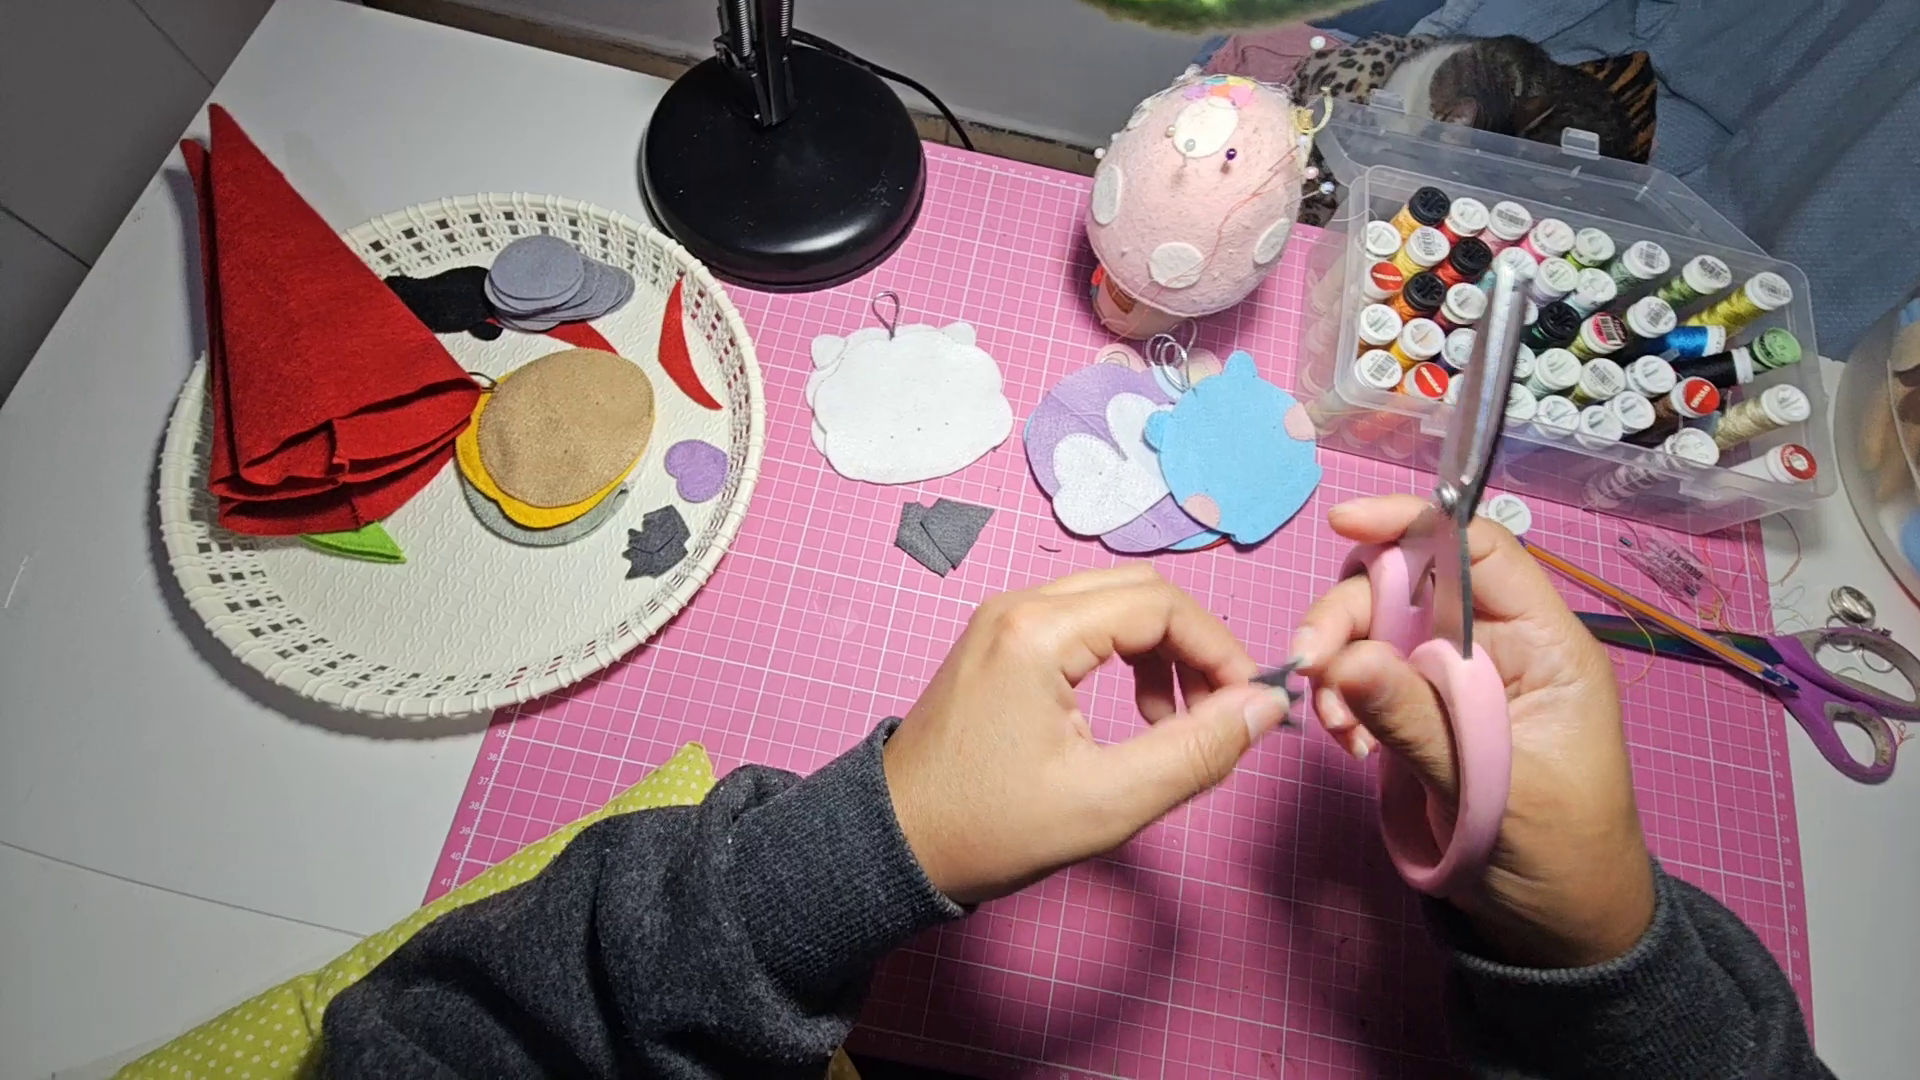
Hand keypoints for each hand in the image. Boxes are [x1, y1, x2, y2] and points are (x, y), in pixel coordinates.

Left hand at [883, 564, 1289, 904]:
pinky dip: (1121, 653)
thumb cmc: (991, 826)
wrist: (899, 837)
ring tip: (1172, 718)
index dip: (1219, 649)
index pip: (1160, 605)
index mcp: (1038, 631)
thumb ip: (1197, 751)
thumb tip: (1264, 705)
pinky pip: (1080, 622)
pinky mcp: (1000, 637)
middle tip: (1221, 708)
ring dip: (1159, 649)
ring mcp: (1004, 617)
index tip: (1252, 703)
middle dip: (1194, 643)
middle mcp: (1019, 604)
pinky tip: (1131, 706)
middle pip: (1138, 591)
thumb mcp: (1106, 802)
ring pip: (1111, 602)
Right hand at [1293, 495, 1654, 967]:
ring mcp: (1441, 671)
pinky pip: (1353, 673)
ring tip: (1341, 728)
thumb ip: (1414, 718)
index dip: (1412, 523)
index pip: (1477, 550)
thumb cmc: (1554, 854)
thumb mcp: (1489, 787)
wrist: (1545, 921)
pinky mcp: (1407, 701)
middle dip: (1346, 615)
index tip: (1345, 524)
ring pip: (1366, 626)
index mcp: (1539, 644)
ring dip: (1336, 666)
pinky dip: (1338, 699)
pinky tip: (1350, 742)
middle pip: (1400, 584)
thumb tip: (1342, 657)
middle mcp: (1486, 643)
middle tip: (1310, 665)